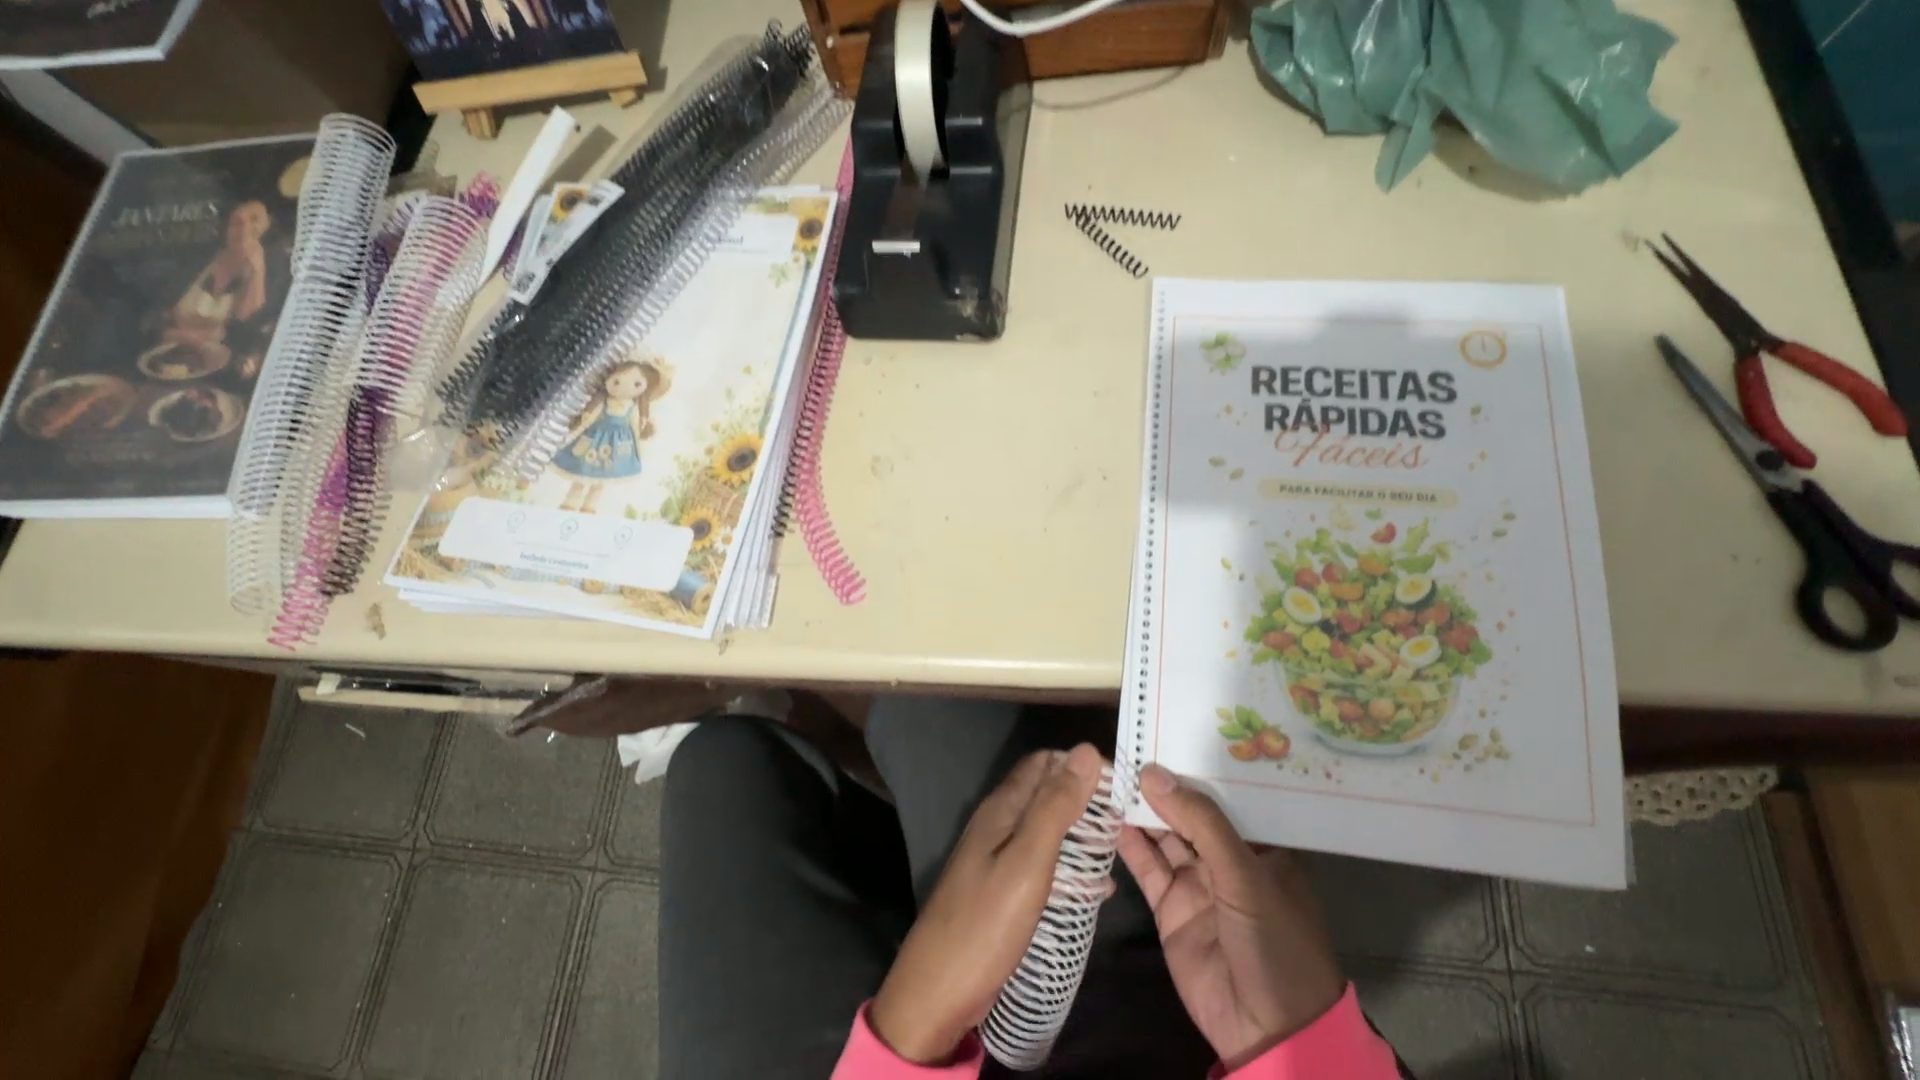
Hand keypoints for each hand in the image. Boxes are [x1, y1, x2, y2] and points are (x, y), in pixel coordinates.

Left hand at [869, 744, 1104, 1064]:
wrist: (937, 993)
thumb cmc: (985, 924)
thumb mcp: (1028, 860)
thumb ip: (1055, 807)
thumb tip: (1086, 751)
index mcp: (1001, 809)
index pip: (1044, 763)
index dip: (1081, 764)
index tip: (1123, 783)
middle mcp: (996, 825)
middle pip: (1044, 792)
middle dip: (1085, 796)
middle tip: (1128, 816)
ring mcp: (995, 858)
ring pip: (1045, 827)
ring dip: (1080, 831)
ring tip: (1119, 847)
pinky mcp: (1000, 890)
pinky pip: (1041, 862)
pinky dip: (1069, 865)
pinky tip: (1096, 887)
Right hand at [1117, 764, 1344, 1071]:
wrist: (1268, 1028)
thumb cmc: (1275, 941)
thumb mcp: (1244, 875)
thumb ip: (1199, 822)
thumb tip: (1152, 772)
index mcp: (1263, 845)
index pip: (1227, 794)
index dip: (1197, 764)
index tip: (1165, 726)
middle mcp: (1229, 857)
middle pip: (1190, 812)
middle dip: (1162, 783)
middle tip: (1126, 743)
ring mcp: (1198, 883)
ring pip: (1164, 835)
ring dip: (1140, 808)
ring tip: (1109, 772)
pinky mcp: (1171, 908)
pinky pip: (1147, 867)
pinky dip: (1128, 844)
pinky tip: (1108, 815)